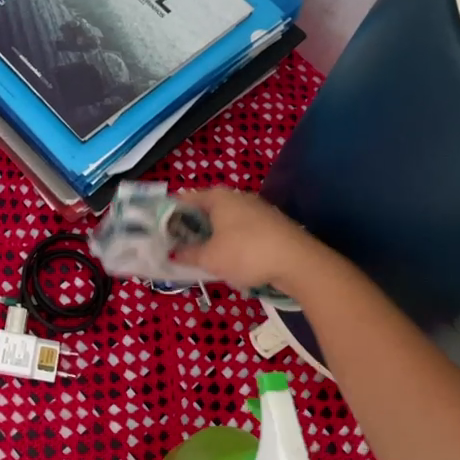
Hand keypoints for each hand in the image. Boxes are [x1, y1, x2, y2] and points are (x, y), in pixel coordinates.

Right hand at [172, 187, 332, 295]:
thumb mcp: (210, 258)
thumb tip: (173, 253)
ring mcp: (257, 209)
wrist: (298, 262)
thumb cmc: (246, 253)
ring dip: (212, 235)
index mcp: (218, 197)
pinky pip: (241, 229)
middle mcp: (237, 196)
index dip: (170, 215)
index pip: (185, 199)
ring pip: (225, 220)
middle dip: (191, 227)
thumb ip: (188, 254)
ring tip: (202, 256)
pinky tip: (229, 259)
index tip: (160, 232)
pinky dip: (231, 240)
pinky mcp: (271, 224)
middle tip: (178, 247)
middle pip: (206, 209)